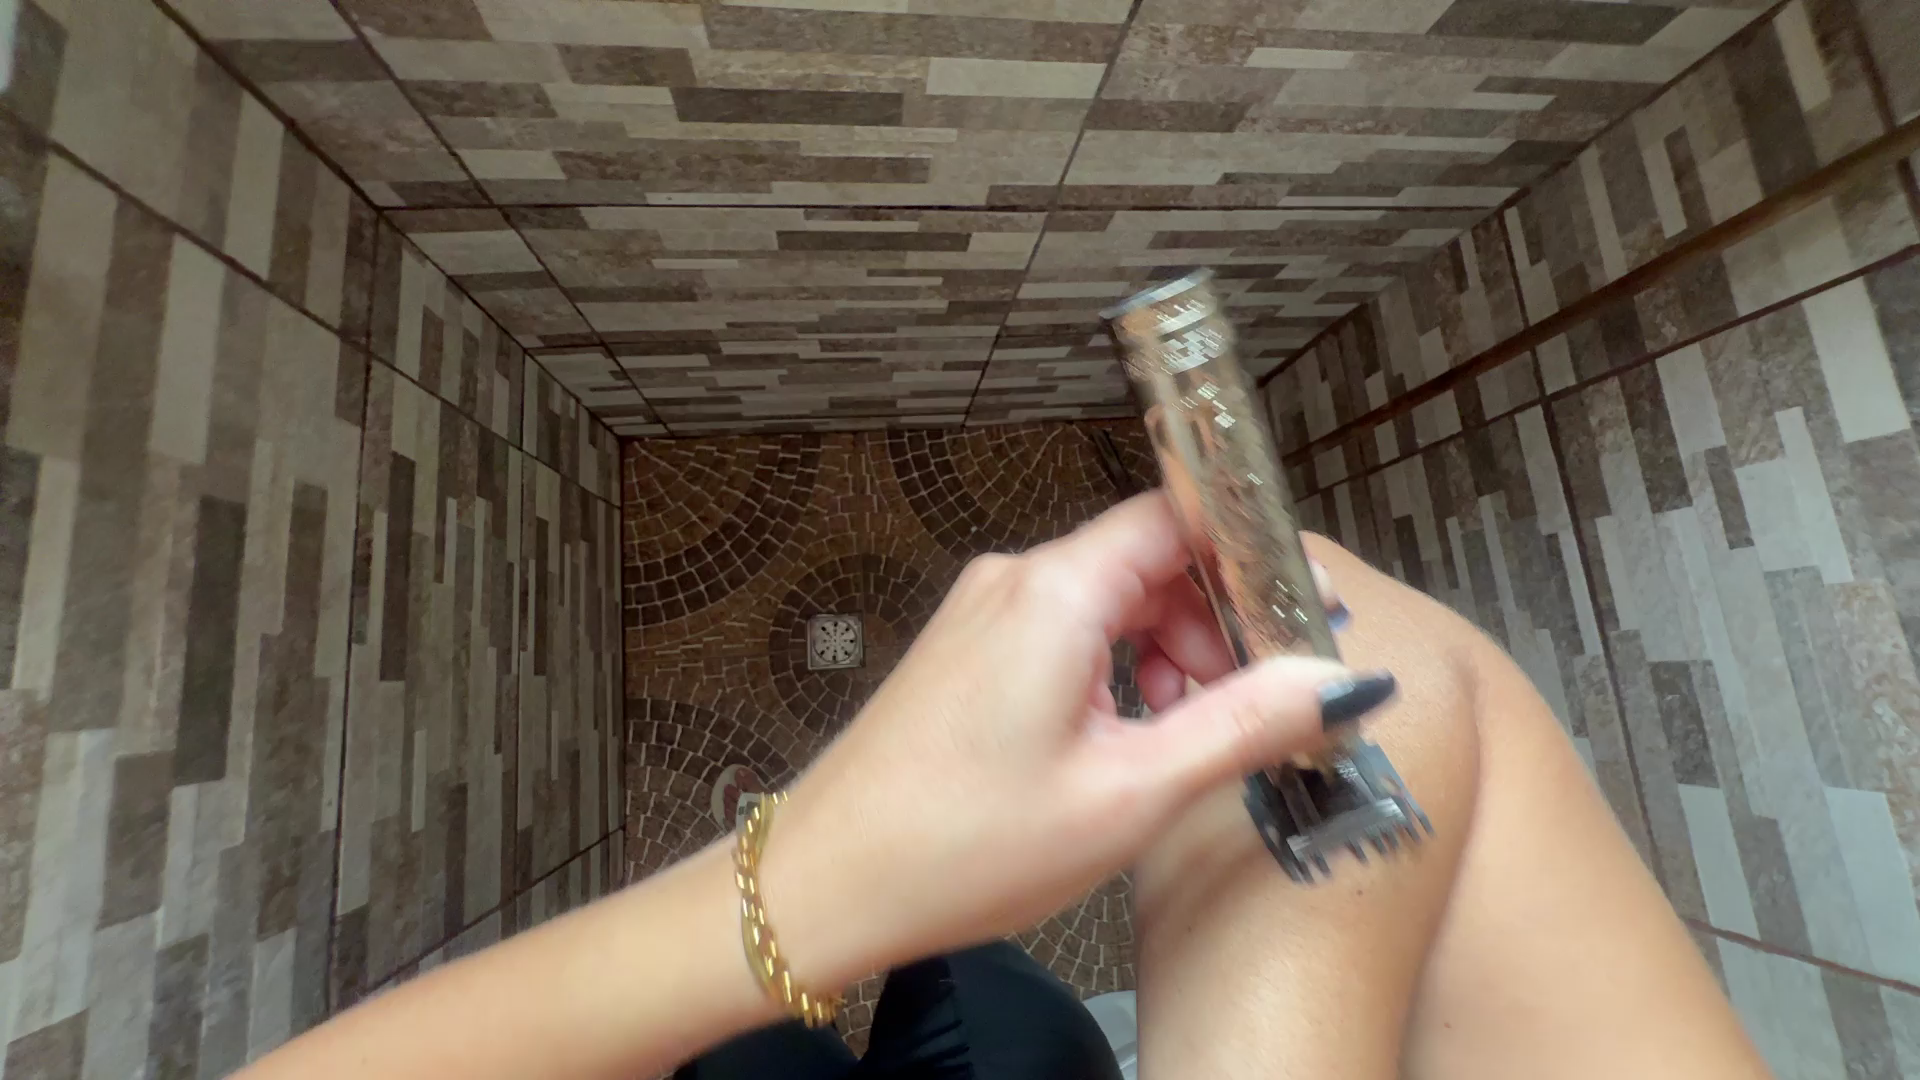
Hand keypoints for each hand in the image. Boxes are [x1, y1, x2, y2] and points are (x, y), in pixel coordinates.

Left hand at [757, 491, 1392, 990]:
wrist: (829, 878)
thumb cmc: (967, 843)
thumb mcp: (1127, 792)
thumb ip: (1240, 724)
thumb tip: (1336, 680)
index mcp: (1053, 590)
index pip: (1174, 519)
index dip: (1245, 557)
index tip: (1295, 614)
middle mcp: (1012, 579)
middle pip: (1143, 560)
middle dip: (1207, 619)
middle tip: (1243, 698)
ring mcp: (982, 610)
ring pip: (1105, 597)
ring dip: (1162, 646)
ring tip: (1181, 725)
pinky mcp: (968, 646)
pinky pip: (1062, 627)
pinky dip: (1111, 662)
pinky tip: (1120, 728)